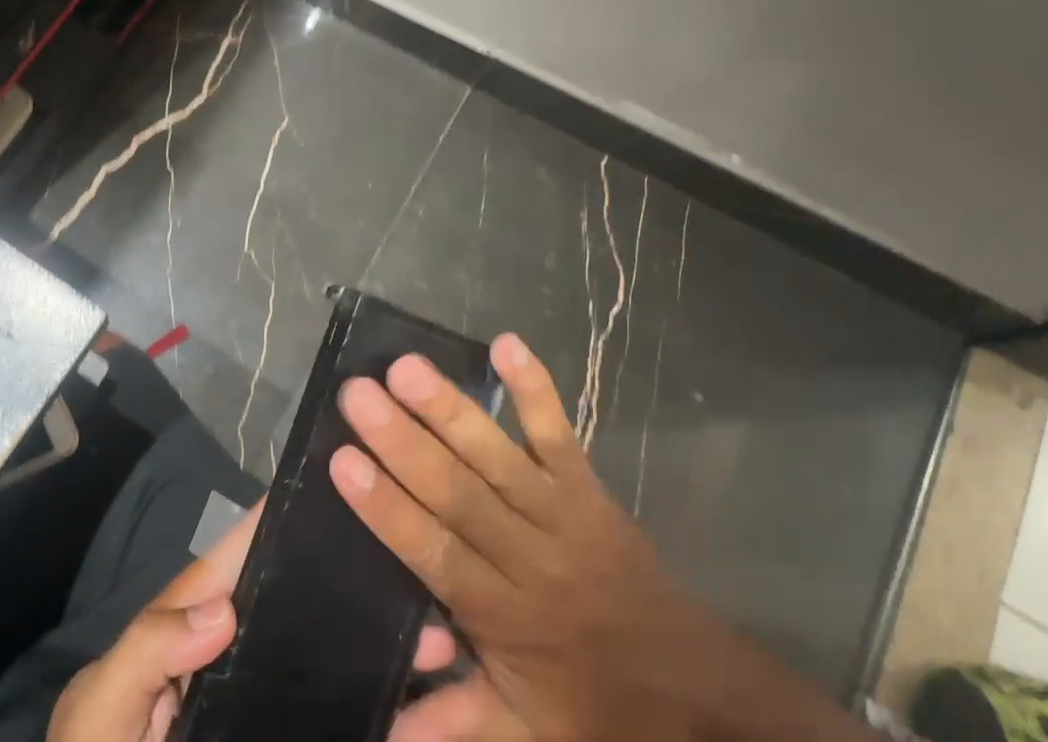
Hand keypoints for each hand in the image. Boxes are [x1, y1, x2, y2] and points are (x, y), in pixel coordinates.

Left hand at [48, 500, 473, 741]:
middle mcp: (216, 661)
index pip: (226, 572)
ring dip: (368, 651)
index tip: (324, 499)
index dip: (268, 533)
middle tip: (408, 578)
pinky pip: (324, 716)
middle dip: (340, 593)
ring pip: (312, 665)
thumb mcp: (103, 705)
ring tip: (435, 641)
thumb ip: (145, 652)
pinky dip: (370, 709)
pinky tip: (414, 705)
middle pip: (282, 613)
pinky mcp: (273, 729)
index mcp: (176, 635)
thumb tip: (222, 609)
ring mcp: (247, 702)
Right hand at [331, 334, 880, 741]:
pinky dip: (536, 390)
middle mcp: (533, 559)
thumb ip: (447, 725)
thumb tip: (373, 727)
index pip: (439, 556)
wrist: (706, 696)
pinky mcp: (592, 492)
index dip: (389, 510)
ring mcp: (567, 518)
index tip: (341, 462)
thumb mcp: (520, 731)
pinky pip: (562, 436)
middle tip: (358, 393)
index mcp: (508, 617)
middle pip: (463, 495)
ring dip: (452, 410)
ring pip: (502, 459)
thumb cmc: (596, 709)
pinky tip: (508, 343)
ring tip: (405, 367)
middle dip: (405, 442)